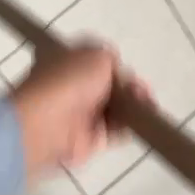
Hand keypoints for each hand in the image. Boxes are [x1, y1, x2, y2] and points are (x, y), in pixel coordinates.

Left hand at [9, 43, 146, 183]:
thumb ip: (110, 59)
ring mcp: (77, 113)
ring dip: (133, 104)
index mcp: (59, 59)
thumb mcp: (95, 55)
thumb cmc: (68, 81)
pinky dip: (130, 125)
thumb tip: (115, 70)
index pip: (88, 57)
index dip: (109, 60)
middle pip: (104, 84)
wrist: (47, 125)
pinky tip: (145, 119)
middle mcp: (67, 86)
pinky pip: (114, 130)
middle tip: (142, 88)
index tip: (123, 63)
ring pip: (112, 106)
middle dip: (127, 84)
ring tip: (147, 102)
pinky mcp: (88, 139)